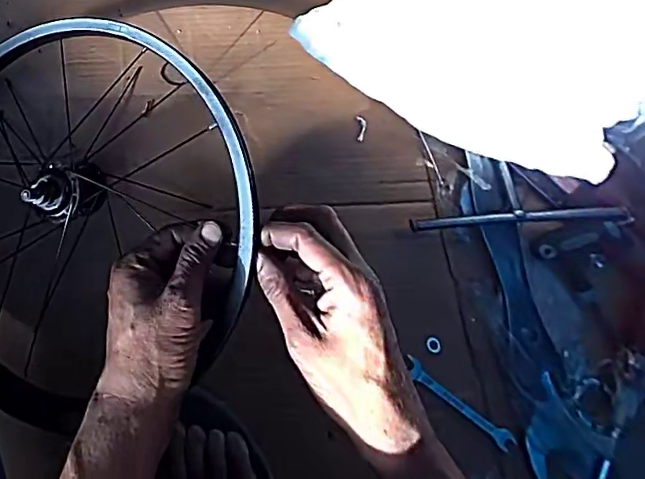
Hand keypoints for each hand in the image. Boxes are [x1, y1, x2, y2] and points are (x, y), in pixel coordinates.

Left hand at [63, 220, 223, 478]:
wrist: (141, 408)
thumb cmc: (148, 361)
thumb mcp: (180, 301)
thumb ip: (196, 263)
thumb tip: (209, 233)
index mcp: (134, 268)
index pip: (171, 236)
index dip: (200, 235)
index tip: (224, 238)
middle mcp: (138, 283)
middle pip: (180, 259)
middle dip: (209, 263)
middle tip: (232, 265)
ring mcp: (149, 305)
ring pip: (185, 283)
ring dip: (210, 285)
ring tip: (230, 291)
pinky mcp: (160, 327)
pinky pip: (186, 304)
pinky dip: (205, 305)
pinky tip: (220, 312)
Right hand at [256, 207, 458, 478]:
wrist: (388, 424)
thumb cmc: (356, 393)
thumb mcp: (302, 340)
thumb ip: (279, 292)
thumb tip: (262, 263)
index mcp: (350, 284)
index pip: (307, 234)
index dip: (275, 230)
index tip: (257, 237)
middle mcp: (363, 277)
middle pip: (324, 221)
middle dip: (290, 219)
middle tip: (265, 232)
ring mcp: (366, 285)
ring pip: (331, 237)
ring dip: (300, 239)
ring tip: (272, 257)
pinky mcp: (363, 296)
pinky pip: (334, 259)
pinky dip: (309, 257)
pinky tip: (290, 275)